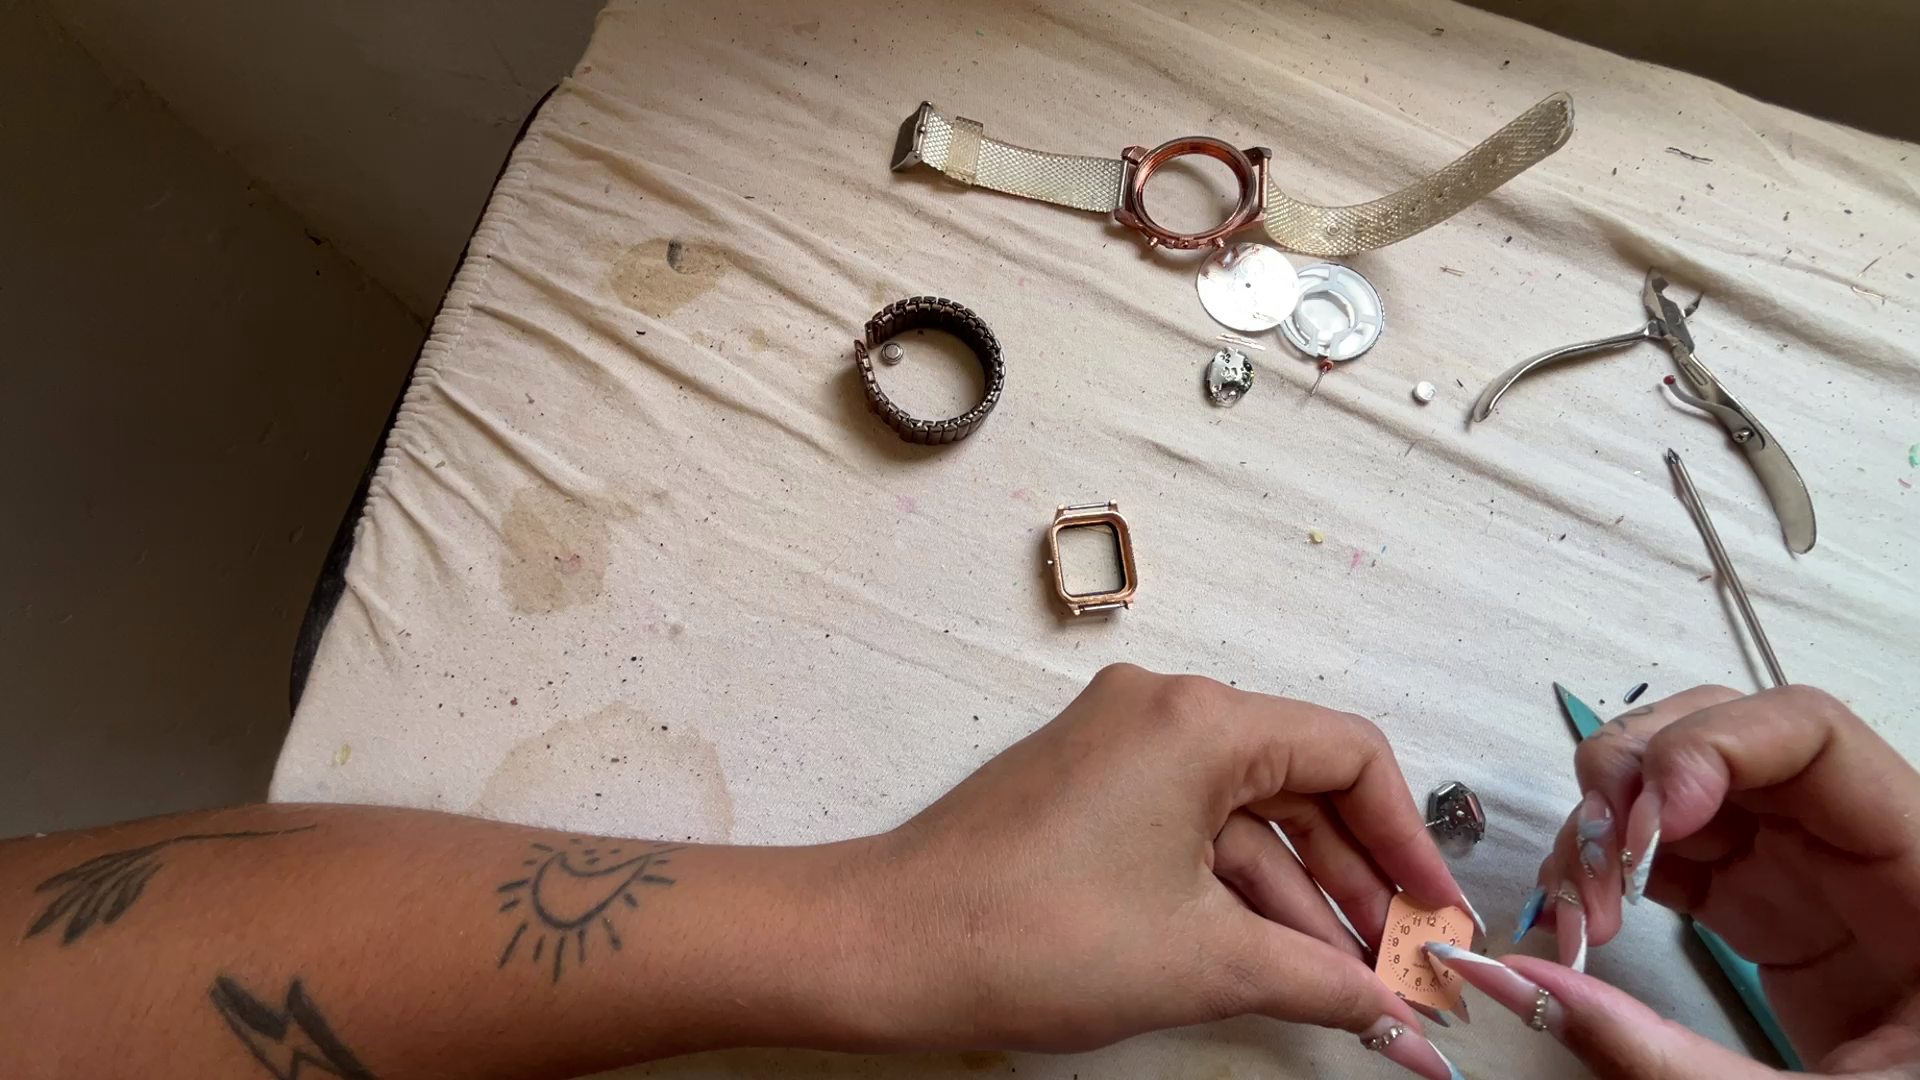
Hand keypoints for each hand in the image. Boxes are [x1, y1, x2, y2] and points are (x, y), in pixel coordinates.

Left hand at [870, 664, 1476, 1079]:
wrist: (897, 937)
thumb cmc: (1043, 933)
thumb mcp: (1202, 958)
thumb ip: (1318, 977)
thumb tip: (1393, 1008)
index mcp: (1195, 719)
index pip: (1344, 752)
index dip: (1405, 838)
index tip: (1435, 919)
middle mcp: (1158, 706)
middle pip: (1294, 779)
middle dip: (1350, 876)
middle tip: (1400, 967)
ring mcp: (1119, 738)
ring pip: (1238, 807)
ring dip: (1293, 889)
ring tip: (1347, 981)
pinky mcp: (1091, 775)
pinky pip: (1185, 816)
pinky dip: (1230, 878)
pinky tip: (1273, 951)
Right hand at [1428, 684, 1919, 1076]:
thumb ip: (1660, 1051)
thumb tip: (1498, 976)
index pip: (1803, 732)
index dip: (1704, 751)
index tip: (1646, 830)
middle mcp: (1846, 843)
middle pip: (1706, 734)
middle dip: (1622, 783)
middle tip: (1592, 864)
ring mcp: (1791, 867)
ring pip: (1659, 780)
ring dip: (1594, 828)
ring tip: (1576, 910)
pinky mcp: (1750, 899)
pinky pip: (1650, 841)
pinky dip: (1595, 864)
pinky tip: (1579, 914)